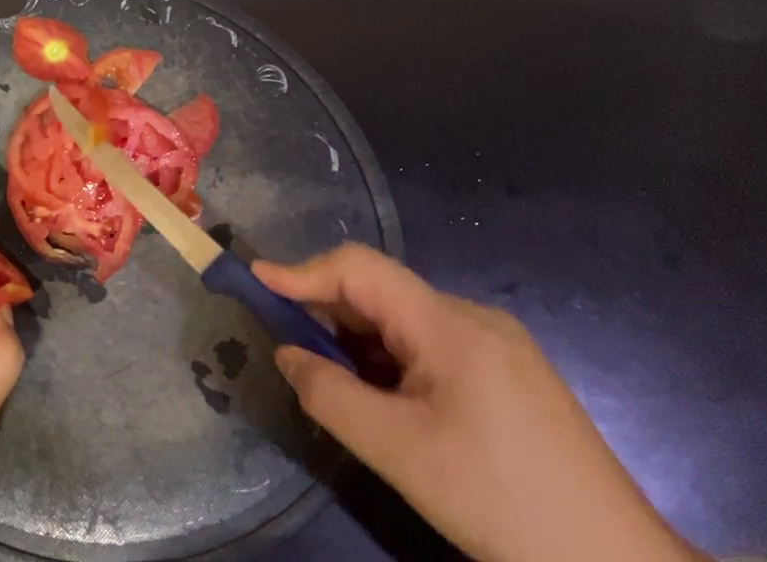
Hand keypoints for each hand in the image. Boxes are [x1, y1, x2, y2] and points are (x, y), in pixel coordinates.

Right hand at [256, 245, 703, 561]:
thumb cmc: (497, 497)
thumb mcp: (393, 448)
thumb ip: (326, 392)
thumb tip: (289, 354)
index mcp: (451, 326)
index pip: (360, 269)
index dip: (300, 271)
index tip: (253, 282)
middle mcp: (477, 321)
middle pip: (381, 293)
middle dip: (326, 311)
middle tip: (288, 344)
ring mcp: (501, 348)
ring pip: (404, 322)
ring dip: (358, 341)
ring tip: (334, 380)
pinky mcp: (513, 377)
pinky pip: (432, 347)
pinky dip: (390, 360)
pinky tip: (384, 399)